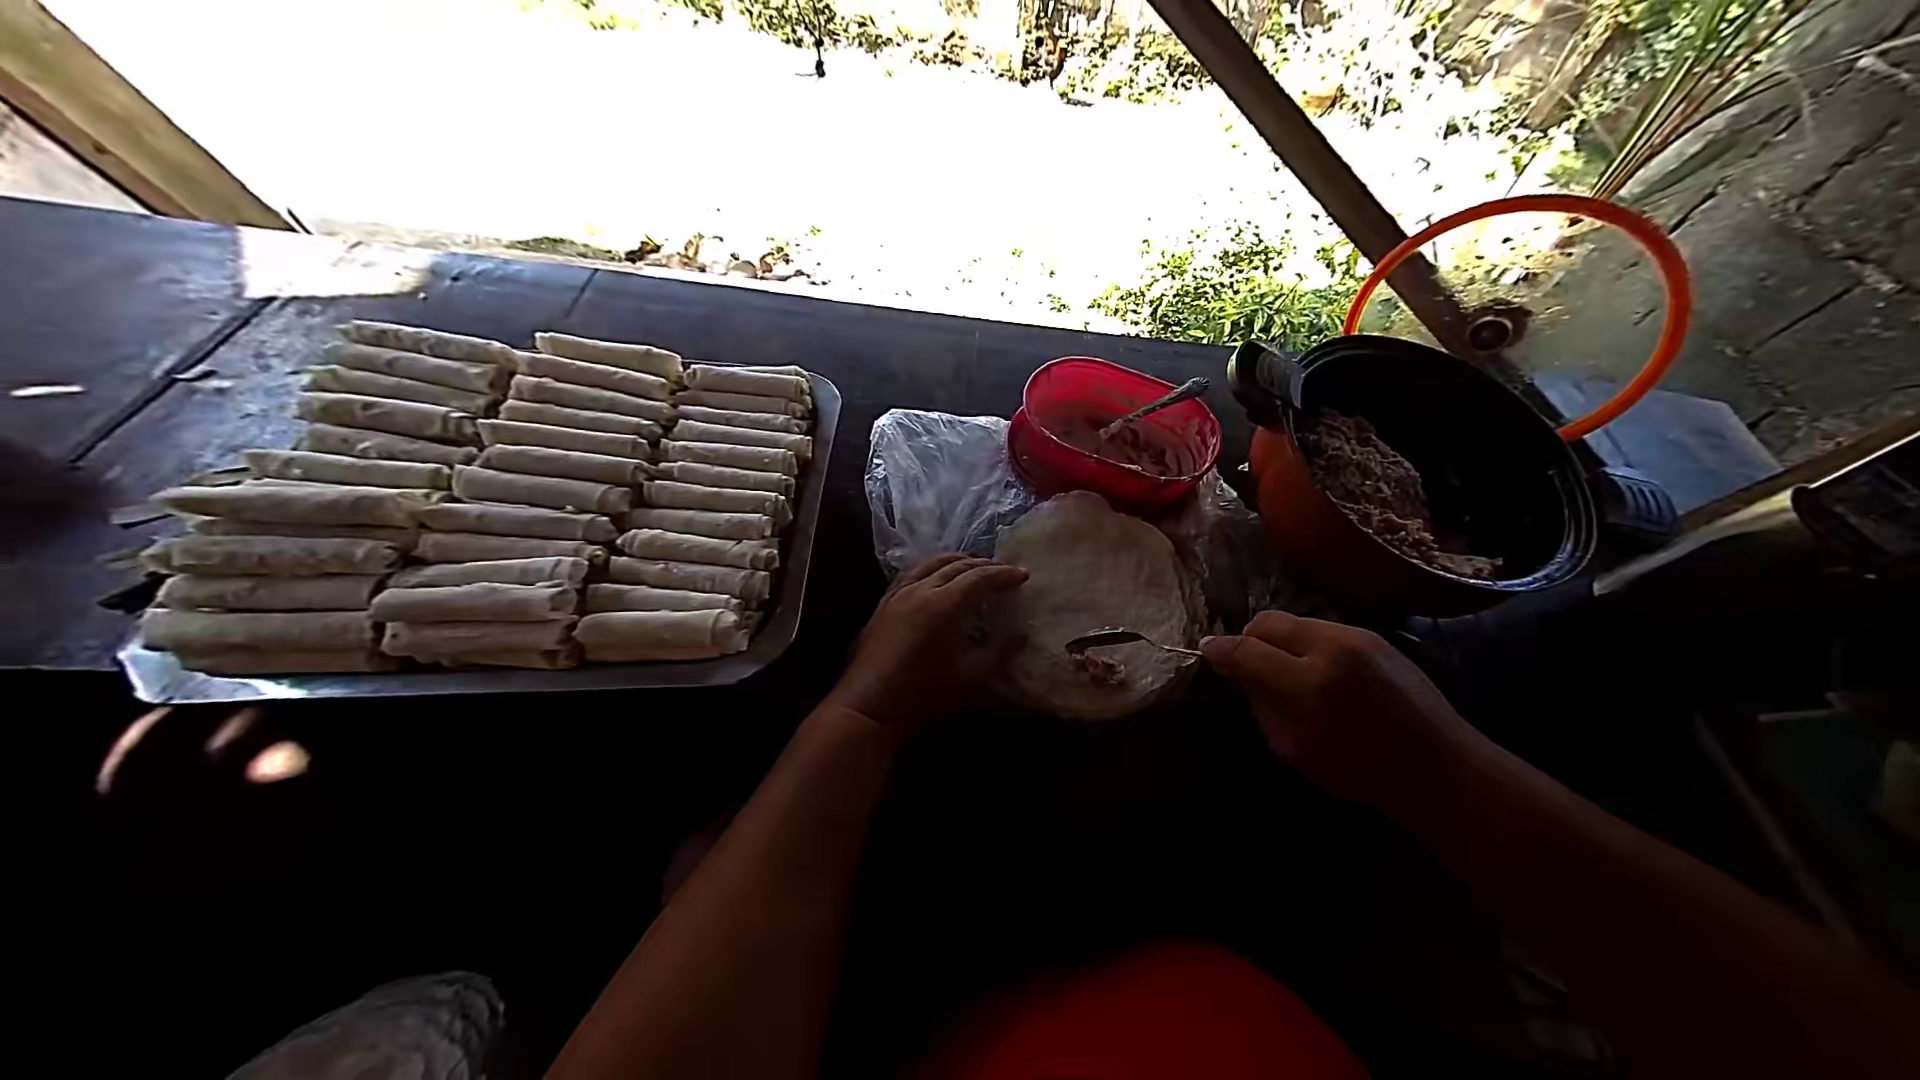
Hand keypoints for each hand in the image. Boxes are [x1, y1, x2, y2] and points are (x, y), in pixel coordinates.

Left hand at [824, 554, 1028, 737]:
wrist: (869, 708)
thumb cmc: (923, 696)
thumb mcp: (971, 679)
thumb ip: (999, 654)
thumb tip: (1021, 636)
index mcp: (944, 605)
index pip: (979, 578)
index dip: (1003, 574)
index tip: (1023, 575)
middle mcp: (920, 590)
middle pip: (957, 565)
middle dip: (984, 565)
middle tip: (1003, 572)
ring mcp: (898, 594)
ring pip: (931, 564)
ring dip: (957, 561)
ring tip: (974, 566)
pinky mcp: (884, 604)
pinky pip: (911, 573)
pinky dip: (931, 568)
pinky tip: (936, 577)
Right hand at [1201, 610, 1491, 814]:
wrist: (1440, 768)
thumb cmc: (1360, 771)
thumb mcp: (1293, 748)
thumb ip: (1260, 704)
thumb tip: (1239, 672)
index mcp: (1308, 684)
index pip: (1245, 650)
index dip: (1219, 649)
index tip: (1206, 650)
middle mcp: (1332, 648)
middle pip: (1267, 621)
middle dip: (1248, 638)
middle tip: (1246, 662)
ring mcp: (1357, 637)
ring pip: (1294, 621)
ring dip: (1278, 639)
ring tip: (1283, 666)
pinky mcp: (1374, 636)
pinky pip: (1322, 628)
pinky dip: (1305, 642)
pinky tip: (1316, 668)